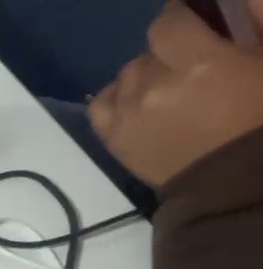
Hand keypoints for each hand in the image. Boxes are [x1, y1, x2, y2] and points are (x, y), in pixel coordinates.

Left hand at [90, 0, 262, 187]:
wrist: (235, 174)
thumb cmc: (262, 113)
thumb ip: (255, 20)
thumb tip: (234, 2)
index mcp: (198, 63)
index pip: (167, 24)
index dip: (177, 13)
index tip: (188, 13)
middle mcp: (152, 87)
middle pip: (145, 54)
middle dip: (167, 50)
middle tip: (191, 58)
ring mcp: (126, 117)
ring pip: (123, 79)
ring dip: (143, 75)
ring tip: (168, 82)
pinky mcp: (112, 140)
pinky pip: (99, 107)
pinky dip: (116, 97)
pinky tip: (136, 98)